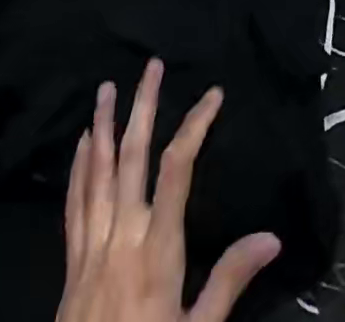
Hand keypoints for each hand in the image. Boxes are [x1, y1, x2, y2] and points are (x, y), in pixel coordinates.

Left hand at [57, 59, 282, 321]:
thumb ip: (230, 279)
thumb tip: (272, 236)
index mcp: (157, 247)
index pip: (177, 168)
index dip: (195, 125)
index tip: (214, 95)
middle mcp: (122, 234)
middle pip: (131, 157)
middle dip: (143, 107)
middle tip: (151, 66)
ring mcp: (91, 245)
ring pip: (96, 172)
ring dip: (103, 125)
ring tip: (107, 88)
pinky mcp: (72, 260)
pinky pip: (73, 203)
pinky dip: (78, 167)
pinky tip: (82, 142)